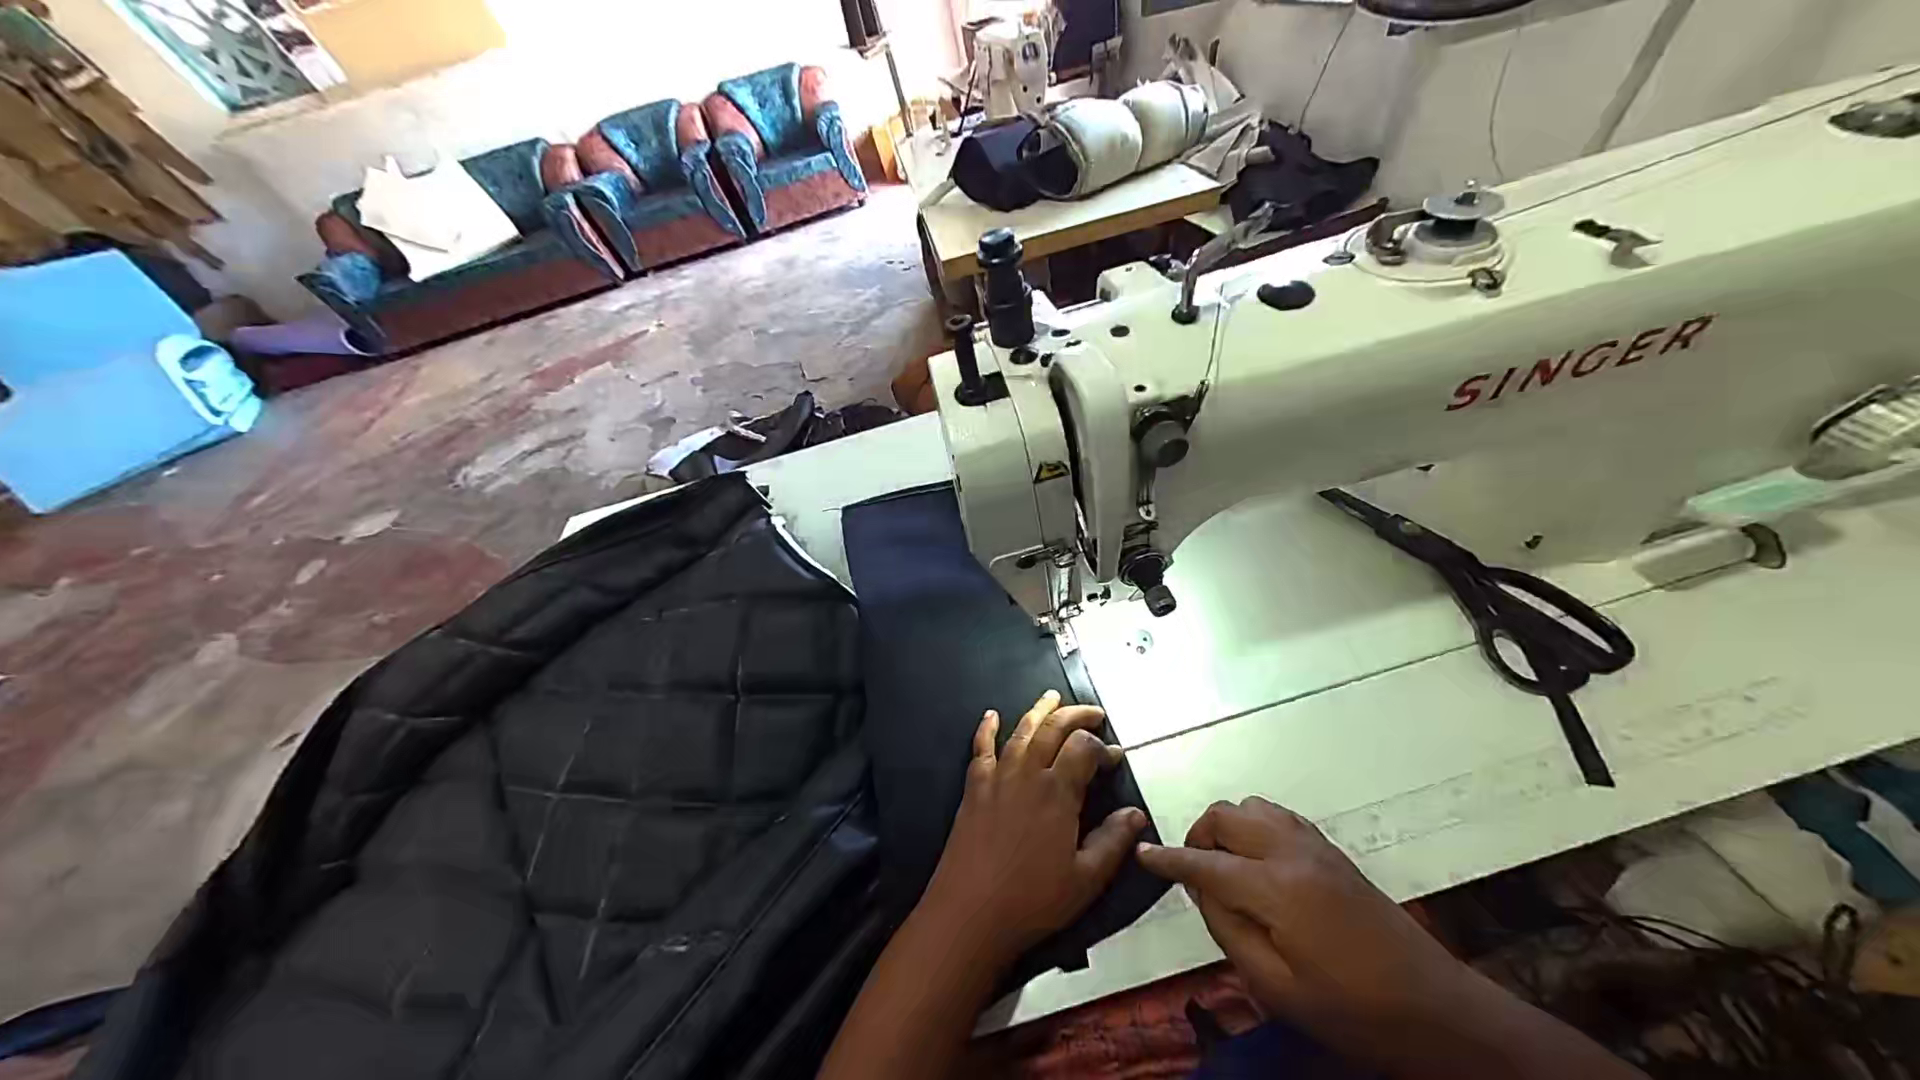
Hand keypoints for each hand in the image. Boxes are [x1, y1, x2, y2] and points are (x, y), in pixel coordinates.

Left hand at [917, 690, 1147, 969]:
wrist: (970, 910)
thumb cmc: (1032, 899)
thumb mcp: (1086, 879)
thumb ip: (1113, 842)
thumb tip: (1136, 814)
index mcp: (1058, 792)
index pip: (1084, 749)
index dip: (1103, 748)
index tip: (1115, 758)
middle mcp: (1027, 773)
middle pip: (1053, 728)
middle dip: (1076, 715)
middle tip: (1094, 713)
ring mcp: (997, 777)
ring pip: (1021, 731)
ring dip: (1039, 711)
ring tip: (1052, 697)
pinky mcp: (974, 787)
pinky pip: (981, 748)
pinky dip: (987, 728)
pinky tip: (992, 715)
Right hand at [1134, 797, 1471, 1041]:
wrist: (1437, 1011)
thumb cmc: (1352, 1010)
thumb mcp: (1276, 987)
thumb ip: (1227, 929)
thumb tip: (1200, 890)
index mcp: (1275, 888)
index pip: (1204, 862)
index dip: (1167, 859)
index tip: (1142, 854)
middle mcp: (1291, 853)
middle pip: (1225, 817)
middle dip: (1198, 837)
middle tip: (1194, 874)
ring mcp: (1315, 847)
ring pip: (1251, 807)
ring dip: (1228, 828)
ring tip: (1226, 866)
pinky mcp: (1332, 851)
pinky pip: (1279, 816)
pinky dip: (1256, 826)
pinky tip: (1258, 860)